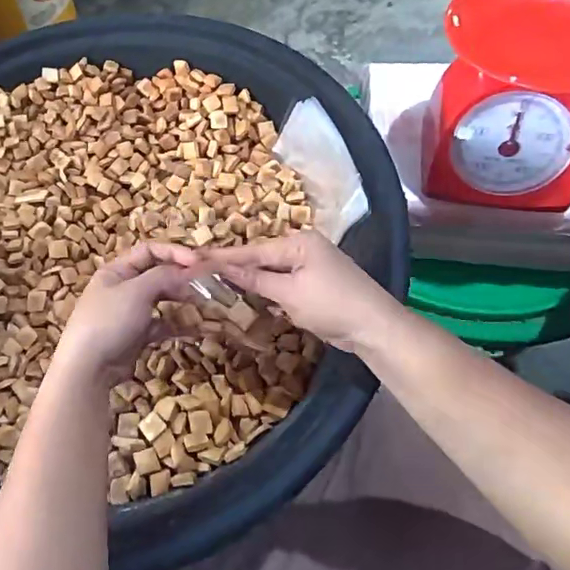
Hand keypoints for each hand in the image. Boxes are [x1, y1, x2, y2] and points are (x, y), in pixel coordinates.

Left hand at [52, 242, 201, 380]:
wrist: (88, 368)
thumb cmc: (109, 320)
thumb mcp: (136, 291)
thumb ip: (163, 277)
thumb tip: (186, 272)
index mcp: (116, 271)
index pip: (148, 251)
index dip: (173, 252)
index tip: (197, 262)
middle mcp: (122, 288)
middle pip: (157, 275)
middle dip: (181, 278)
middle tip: (204, 285)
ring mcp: (130, 313)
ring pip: (161, 300)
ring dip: (182, 301)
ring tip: (204, 305)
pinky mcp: (137, 335)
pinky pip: (162, 324)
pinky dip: (178, 325)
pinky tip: (196, 328)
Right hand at [204, 232, 403, 353]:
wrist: (375, 327)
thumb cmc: (332, 305)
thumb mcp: (289, 294)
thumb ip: (256, 279)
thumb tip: (224, 268)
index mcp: (298, 242)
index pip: (252, 250)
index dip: (223, 257)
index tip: (194, 258)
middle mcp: (304, 246)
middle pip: (261, 257)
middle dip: (234, 265)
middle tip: (200, 268)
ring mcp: (311, 264)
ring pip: (272, 270)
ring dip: (250, 278)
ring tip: (216, 279)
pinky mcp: (316, 283)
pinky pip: (284, 281)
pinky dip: (268, 288)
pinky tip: (248, 292)